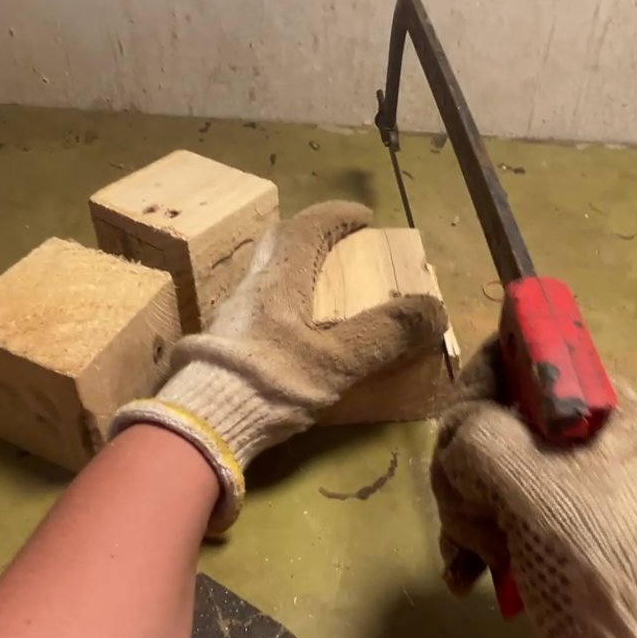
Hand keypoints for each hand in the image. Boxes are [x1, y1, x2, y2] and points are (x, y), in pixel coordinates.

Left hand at [113, 201, 447, 533]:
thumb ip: (385, 333)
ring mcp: (233, 313)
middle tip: (339, 246)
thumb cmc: (272, 382)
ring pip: (266, 274)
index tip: (362, 216)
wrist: (203, 423)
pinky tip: (293, 331)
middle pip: (280, 243)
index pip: (307, 226)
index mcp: (280, 279)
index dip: (337, 215)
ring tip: (323, 290)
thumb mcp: (338, 359)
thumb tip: (433, 308)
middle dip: (312, 236)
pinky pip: (259, 305)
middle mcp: (253, 286)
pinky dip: (283, 302)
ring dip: (296, 270)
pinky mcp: (223, 342)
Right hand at [430, 342, 636, 637]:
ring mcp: (565, 480)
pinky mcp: (552, 524)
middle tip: (471, 521)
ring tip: (476, 563)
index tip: (459, 444)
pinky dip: (477, 540)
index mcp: (591, 401)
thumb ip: (475, 436)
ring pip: (483, 472)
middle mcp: (578, 430)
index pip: (514, 358)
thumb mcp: (529, 482)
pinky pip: (497, 511)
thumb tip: (455, 440)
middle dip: (464, 476)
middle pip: (487, 421)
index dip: (474, 394)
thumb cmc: (598, 556)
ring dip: (466, 516)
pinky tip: (465, 576)